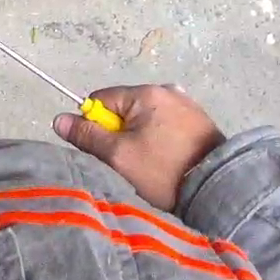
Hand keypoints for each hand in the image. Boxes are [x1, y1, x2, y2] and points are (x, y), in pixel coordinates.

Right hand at [53, 84, 224, 209]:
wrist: (221, 189)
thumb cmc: (164, 170)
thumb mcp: (119, 155)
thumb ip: (87, 135)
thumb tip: (58, 119)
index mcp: (145, 93)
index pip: (101, 100)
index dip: (96, 127)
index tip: (107, 152)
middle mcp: (166, 90)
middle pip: (123, 109)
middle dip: (119, 134)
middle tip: (131, 163)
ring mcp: (186, 104)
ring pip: (144, 120)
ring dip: (139, 139)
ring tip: (152, 166)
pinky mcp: (200, 121)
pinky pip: (165, 126)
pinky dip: (160, 141)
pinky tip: (168, 161)